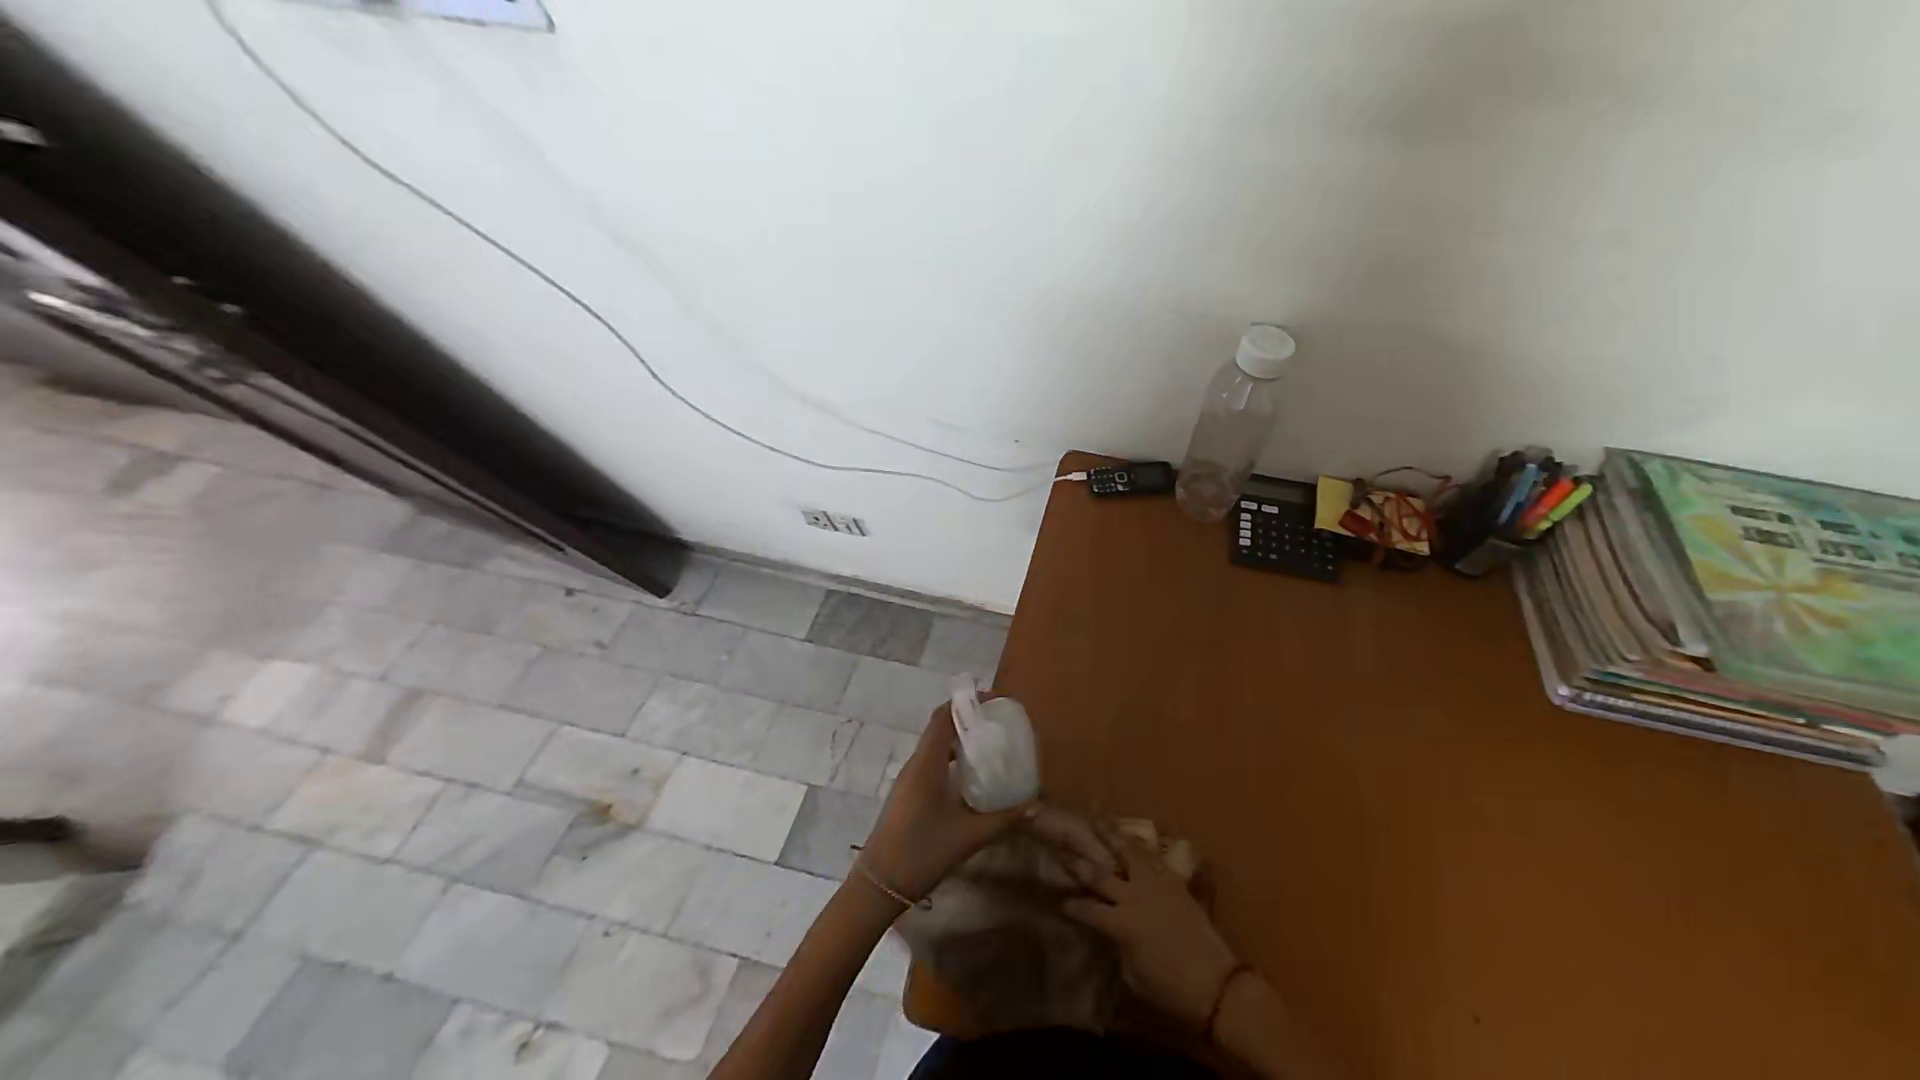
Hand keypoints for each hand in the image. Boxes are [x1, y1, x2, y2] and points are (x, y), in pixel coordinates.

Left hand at [859, 700, 1036, 899]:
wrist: (879, 883)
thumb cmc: (922, 852)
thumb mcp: (969, 836)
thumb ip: (1004, 819)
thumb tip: (1036, 805)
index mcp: (927, 764)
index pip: (943, 717)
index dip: (966, 702)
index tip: (993, 700)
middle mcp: (915, 764)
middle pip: (940, 727)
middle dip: (968, 719)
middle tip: (999, 724)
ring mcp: (908, 780)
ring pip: (934, 746)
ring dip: (959, 739)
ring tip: (990, 746)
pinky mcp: (907, 794)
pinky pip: (931, 763)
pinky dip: (950, 758)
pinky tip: (970, 777)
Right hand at [1063, 837, 1238, 1027]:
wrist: (1217, 986)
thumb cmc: (1170, 990)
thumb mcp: (1132, 975)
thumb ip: (1117, 945)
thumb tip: (1110, 932)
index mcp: (1121, 924)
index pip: (1086, 908)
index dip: (1071, 905)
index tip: (1061, 902)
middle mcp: (1135, 898)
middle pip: (1100, 873)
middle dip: (1078, 863)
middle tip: (1063, 851)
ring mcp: (1157, 886)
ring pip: (1128, 853)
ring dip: (1110, 836)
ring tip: (1096, 819)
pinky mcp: (1176, 884)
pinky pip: (1155, 859)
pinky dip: (1141, 847)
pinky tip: (1132, 839)